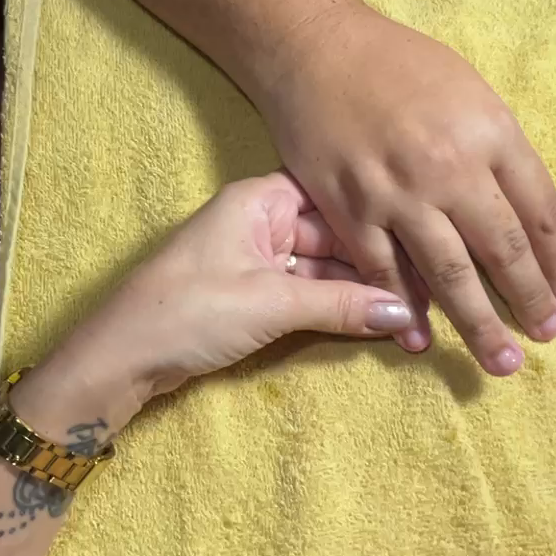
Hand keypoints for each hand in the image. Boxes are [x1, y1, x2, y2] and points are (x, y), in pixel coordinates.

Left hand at [37, 171, 412, 432]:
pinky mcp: (253, 292)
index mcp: (260, 200)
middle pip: (335, 237)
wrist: (123, 357)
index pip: (336, 199)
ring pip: (324, 269)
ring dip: (362, 297)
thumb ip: (342, 304)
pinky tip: (377, 325)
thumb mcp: (272, 303)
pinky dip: (336, 309)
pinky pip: (307, 293)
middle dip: (379, 271)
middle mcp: (261, 221)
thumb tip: (407, 314)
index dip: (381, 223)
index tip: (430, 249)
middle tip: (432, 302)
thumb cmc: (190, 309)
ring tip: (416, 325)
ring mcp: (257, 258)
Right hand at [255, 3, 555, 376]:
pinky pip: (383, 270)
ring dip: (479, 324)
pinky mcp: (349, 210)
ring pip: (449, 274)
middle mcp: (449, 168)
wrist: (316, 50)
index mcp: (490, 132)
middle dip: (530, 302)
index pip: (541, 213)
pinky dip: (403, 309)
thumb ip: (496, 149)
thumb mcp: (468, 89)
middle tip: (547, 339)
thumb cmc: (395, 64)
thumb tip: (520, 211)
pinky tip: (419, 340)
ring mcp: (396, 193)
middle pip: (503, 251)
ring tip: (502, 362)